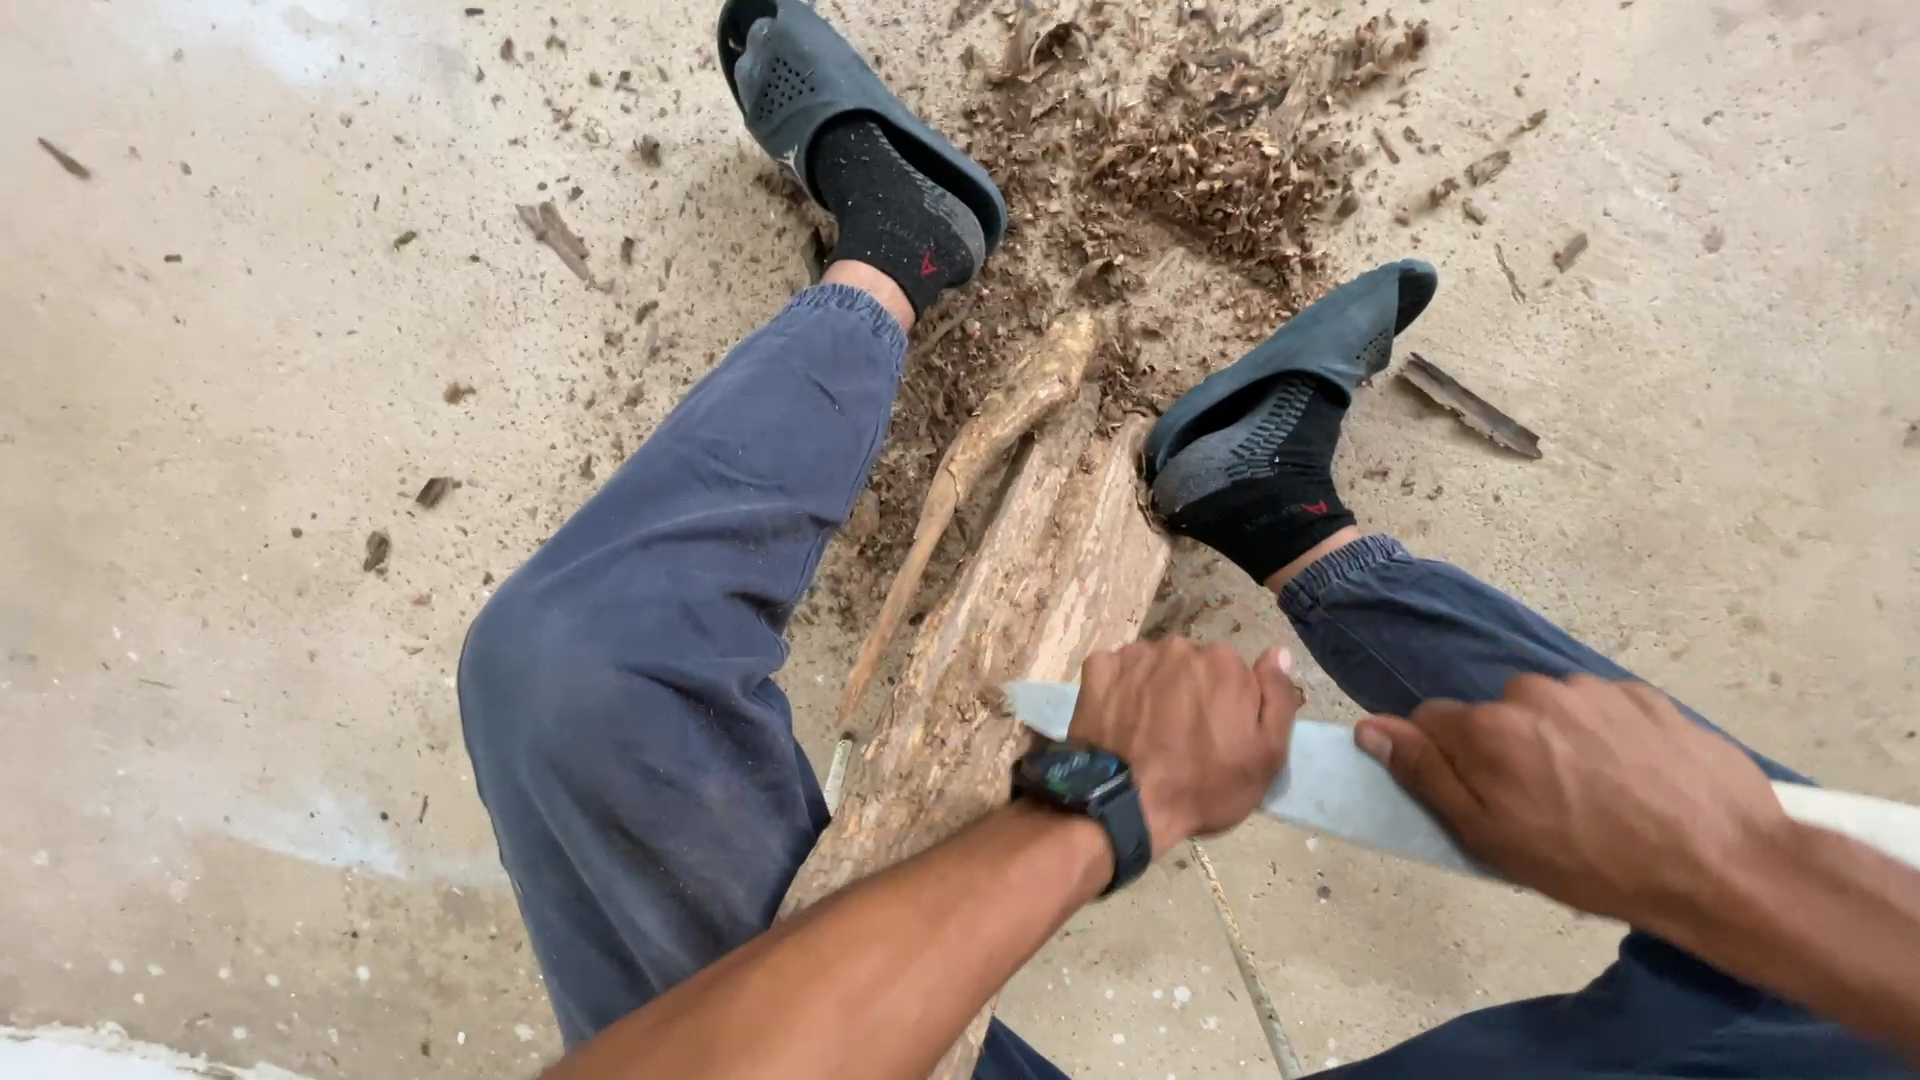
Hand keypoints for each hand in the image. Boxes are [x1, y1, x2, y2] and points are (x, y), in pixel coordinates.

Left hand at [1068, 638, 1298, 858]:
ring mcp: (1134, 656)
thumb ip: (1278, 697)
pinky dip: (1117, 687)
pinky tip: (1118, 716)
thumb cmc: (1204, 786)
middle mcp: (1178, 647)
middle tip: (1181, 733)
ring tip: (1148, 728)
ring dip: (1153, 686)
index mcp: (1223, 662)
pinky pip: (1113, 669)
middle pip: (1189, 663)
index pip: (1230, 670)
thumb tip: (1277, 653)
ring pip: (1152, 664)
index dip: (1225, 700)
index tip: (1216, 730)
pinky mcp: (1098, 669)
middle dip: (1188, 689)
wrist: (1128, 803)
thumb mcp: (1267, 755)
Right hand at [1355, 674, 1790, 927]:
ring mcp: (1592, 690)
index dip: (1447, 760)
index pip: (1430, 722)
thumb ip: (1424, 773)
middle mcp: (1530, 692)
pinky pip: (1600, 707)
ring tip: (1597, 790)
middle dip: (1504, 748)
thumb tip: (1370, 728)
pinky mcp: (1646, 696)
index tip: (1482, 795)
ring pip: (1546, 709)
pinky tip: (1635, 775)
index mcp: (1486, 726)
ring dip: (1555, 738)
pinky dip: (1605, 733)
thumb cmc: (1593, 863)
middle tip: (1545, 802)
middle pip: (1491, 714)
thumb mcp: (1489, 835)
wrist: (1732, 870)